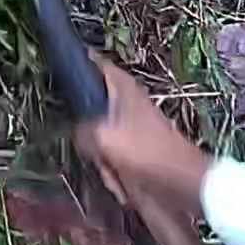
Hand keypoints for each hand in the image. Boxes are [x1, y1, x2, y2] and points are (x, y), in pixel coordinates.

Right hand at [75, 56, 209, 215]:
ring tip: (113, 173)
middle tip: (94, 150)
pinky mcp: (141, 141)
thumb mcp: (105, 139)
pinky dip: (116, 167)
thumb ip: (82, 130)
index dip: (75, 64)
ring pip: (102, 132)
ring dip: (104, 156)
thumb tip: (74, 130)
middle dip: (89, 132)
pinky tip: (122, 184)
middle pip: (92, 104)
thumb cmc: (148, 153)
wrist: (187, 182)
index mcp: (121, 84)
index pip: (91, 60)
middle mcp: (127, 95)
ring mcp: (134, 118)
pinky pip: (116, 150)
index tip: (58, 77)